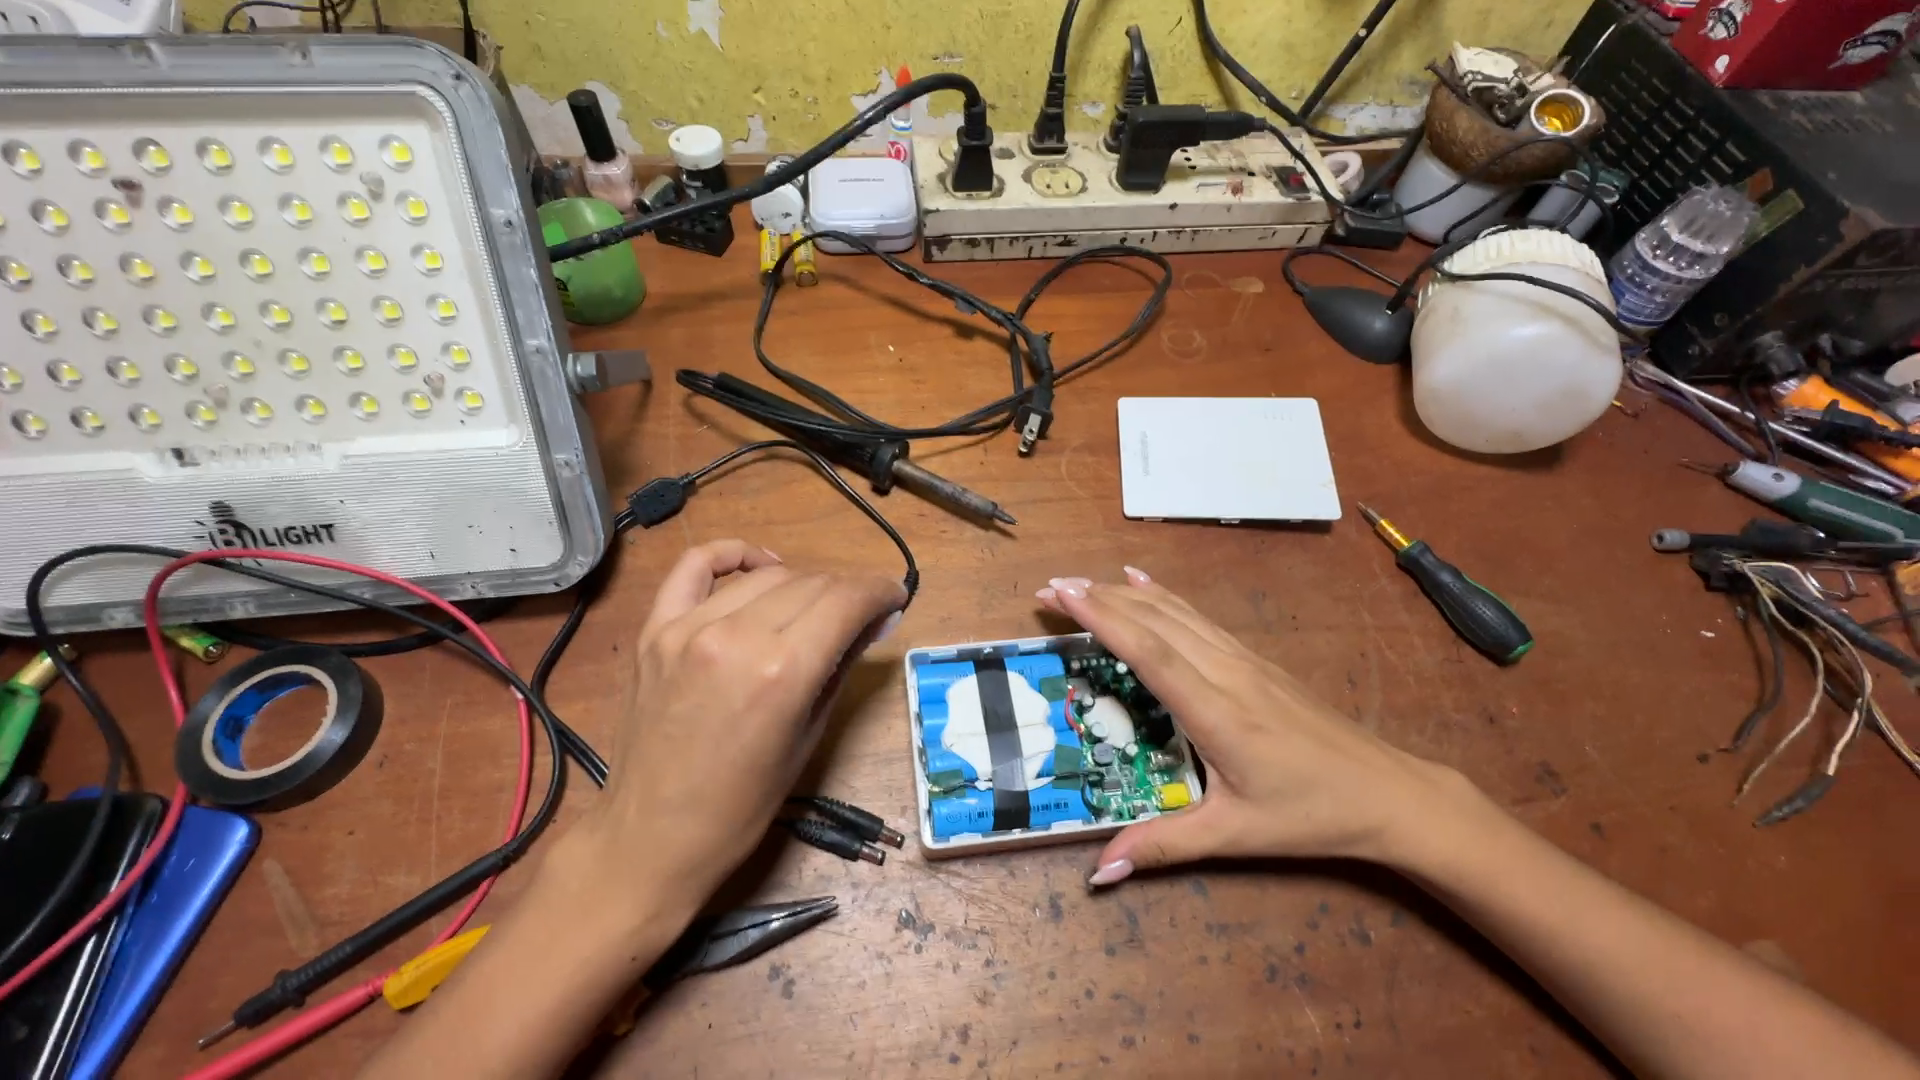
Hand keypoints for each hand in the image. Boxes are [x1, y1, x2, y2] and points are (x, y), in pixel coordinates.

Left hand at [569, 540, 906, 911]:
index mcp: (783, 671)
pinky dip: (732, 555)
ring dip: (802, 582)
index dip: (880, 591)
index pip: (846, 600)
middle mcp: (737, 636)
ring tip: (813, 605)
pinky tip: (757, 565)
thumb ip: (841, 665)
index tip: (894, 596)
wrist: (654, 835)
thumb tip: (874, 620)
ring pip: (764, 574)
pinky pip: (695, 567)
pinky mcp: (655, 629)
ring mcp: (688, 627)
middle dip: (847, 591)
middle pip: (810, 583)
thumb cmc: (744, 804)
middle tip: (860, 612)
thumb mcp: (809, 735)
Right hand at [1037, 568, 1463, 886]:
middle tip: (1049, 587)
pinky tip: (1143, 581)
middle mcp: (1227, 673)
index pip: (1152, 651)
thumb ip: (1163, 846)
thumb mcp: (1234, 835)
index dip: (1104, 618)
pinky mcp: (1255, 661)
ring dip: (1124, 592)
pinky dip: (1163, 595)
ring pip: (1177, 612)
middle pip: (1156, 619)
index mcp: (1218, 713)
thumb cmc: (1310, 814)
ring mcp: (1244, 660)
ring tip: (1080, 581)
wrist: (1388, 791)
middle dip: (1098, 597)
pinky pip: (1199, 618)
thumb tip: (1098, 872)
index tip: (1063, 594)